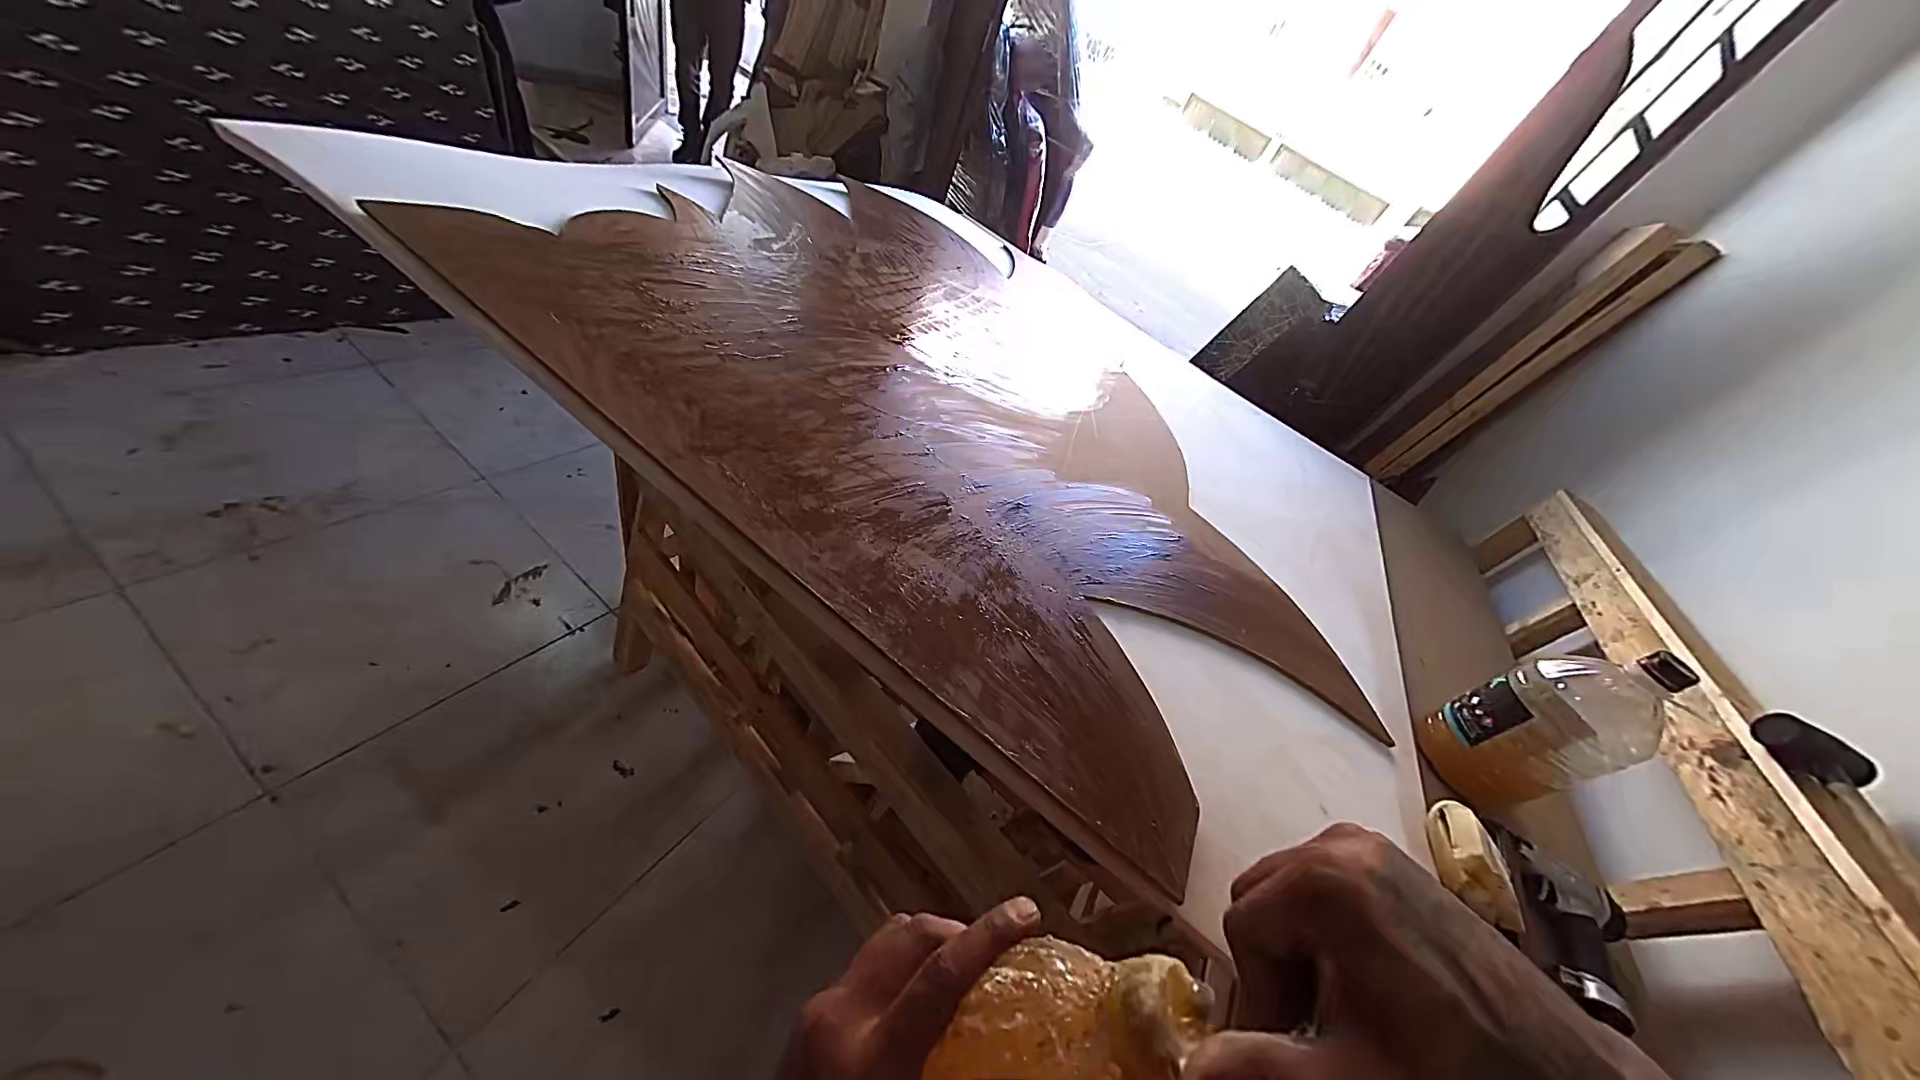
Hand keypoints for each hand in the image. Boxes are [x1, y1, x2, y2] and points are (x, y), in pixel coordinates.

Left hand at [777, 897, 1041, 1079]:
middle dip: (959, 930)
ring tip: (956, 968)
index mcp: (873, 1057)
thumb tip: (1013, 1053)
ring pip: (888, 937)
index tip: (1025, 913)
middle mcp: (842, 1016)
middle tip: (993, 952)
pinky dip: (900, 964)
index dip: (989, 936)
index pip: (940, 973)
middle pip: (914, 934)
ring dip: (928, 941)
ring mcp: (820, 1007)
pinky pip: (867, 964)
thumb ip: (961, 1072)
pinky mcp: (810, 1011)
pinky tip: (914, 995)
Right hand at [1185, 824, 1667, 1079]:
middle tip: (1313, 1023)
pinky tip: (1359, 975)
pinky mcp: (1387, 856)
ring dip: (1294, 946)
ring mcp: (1365, 843)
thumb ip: (1263, 1067)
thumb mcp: (1350, 1075)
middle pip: (1259, 897)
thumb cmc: (1453, 1069)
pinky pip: (1318, 881)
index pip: (1244, 924)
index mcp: (1327, 880)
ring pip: (1283, 889)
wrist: (1564, 1070)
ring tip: (1338, 1004)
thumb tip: (1192, 1066)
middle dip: (1273, 963)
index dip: (1259, 991)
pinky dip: (1320, 925)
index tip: (1294, 1040)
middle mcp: (1339, 843)